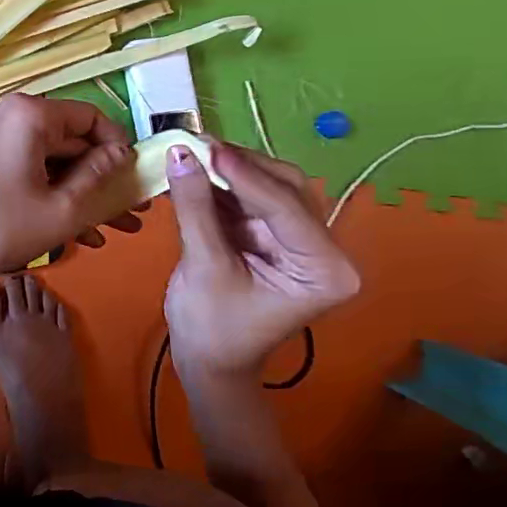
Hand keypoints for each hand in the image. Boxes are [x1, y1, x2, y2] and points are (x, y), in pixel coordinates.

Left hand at [0, 95, 142, 292]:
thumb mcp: (62, 209)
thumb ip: (98, 176)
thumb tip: (122, 154)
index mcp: (29, 114)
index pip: (91, 117)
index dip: (118, 148)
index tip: (134, 180)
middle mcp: (8, 114)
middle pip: (70, 141)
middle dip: (103, 179)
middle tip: (132, 214)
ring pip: (51, 161)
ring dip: (81, 193)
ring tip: (114, 231)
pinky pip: (28, 170)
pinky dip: (51, 194)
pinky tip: (80, 234)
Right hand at [163, 140, 358, 371]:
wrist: (206, 361)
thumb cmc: (212, 329)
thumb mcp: (204, 268)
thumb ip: (196, 208)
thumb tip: (181, 155)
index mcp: (326, 270)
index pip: (286, 208)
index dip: (246, 175)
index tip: (207, 147)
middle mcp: (322, 249)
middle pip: (285, 188)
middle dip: (240, 166)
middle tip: (197, 145)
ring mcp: (297, 240)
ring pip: (267, 186)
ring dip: (228, 170)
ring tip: (191, 152)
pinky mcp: (271, 235)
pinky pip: (249, 198)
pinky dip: (221, 184)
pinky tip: (194, 169)